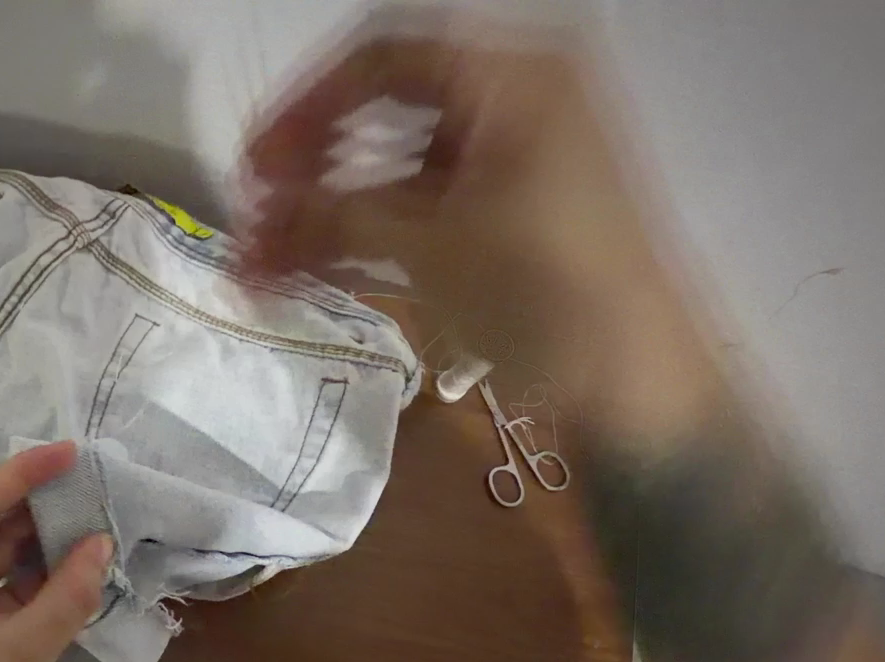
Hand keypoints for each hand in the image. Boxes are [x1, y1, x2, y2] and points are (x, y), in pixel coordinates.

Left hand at [0, 441, 113, 661]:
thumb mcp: (24, 650)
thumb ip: (67, 594)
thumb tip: (104, 542)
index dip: (21, 478)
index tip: (67, 451)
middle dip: (35, 510)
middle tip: (88, 483)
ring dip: (41, 544)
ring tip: (91, 515)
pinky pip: (4, 588)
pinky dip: (37, 578)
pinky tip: (76, 560)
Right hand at [240, 14, 664, 342]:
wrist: (630, 376)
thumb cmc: (541, 289)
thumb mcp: (432, 245)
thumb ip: (336, 218)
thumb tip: (257, 215)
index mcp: (512, 77)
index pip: (382, 61)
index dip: (305, 109)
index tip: (253, 165)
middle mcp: (506, 107)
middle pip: (380, 117)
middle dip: (307, 170)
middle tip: (254, 216)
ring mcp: (501, 166)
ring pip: (388, 174)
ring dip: (321, 214)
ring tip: (261, 260)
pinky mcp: (493, 220)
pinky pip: (410, 214)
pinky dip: (357, 238)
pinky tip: (303, 269)